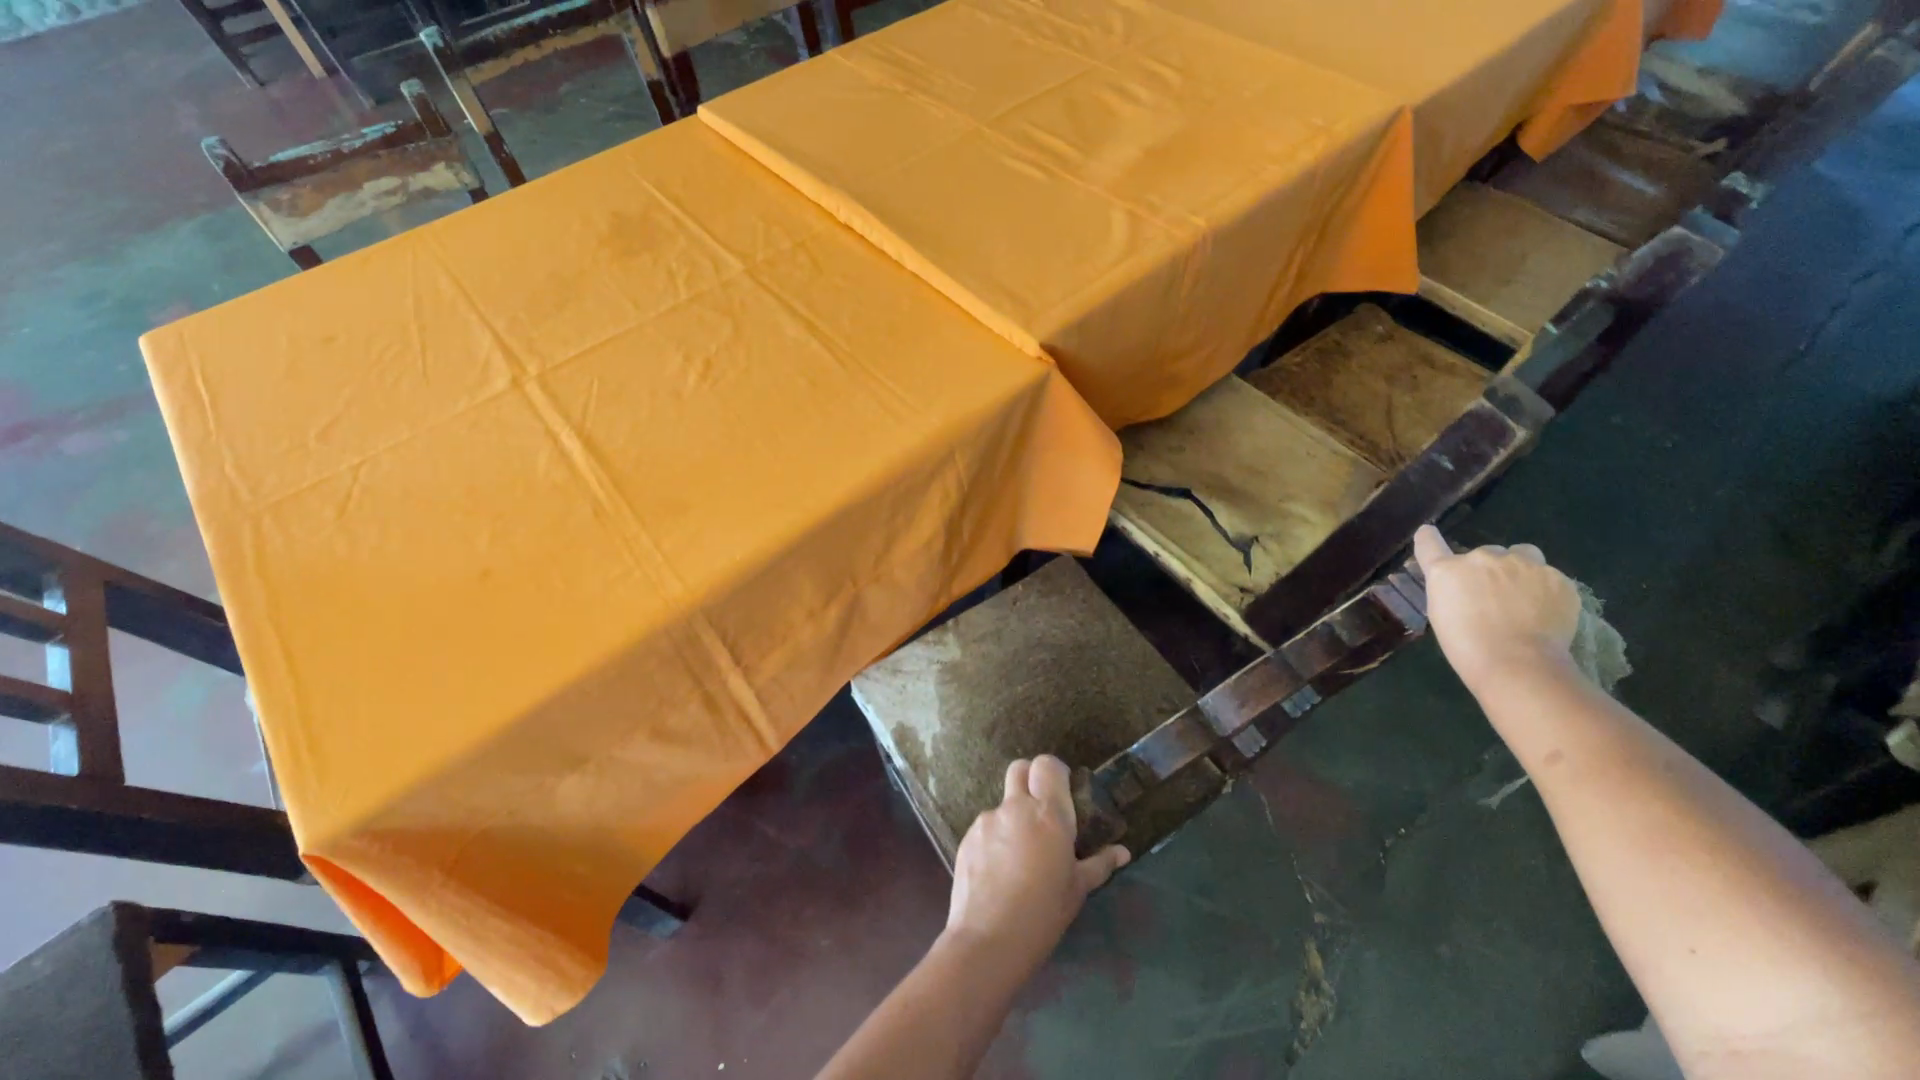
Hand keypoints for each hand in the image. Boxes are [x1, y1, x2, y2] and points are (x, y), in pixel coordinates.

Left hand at [944, 755, 1129, 970]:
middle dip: (1030, 779)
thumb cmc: (1044, 912)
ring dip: (1013, 816)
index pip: (1048, 765)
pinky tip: (999, 870)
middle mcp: (1015, 808)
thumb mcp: (1077, 889)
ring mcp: (987, 821)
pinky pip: (985, 827)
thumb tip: (1122, 852)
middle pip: (1019, 768)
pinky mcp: (966, 838)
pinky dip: (995, 838)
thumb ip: (1099, 864)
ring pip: (1002, 803)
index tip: (1062, 792)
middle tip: (1042, 810)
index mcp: (1049, 815)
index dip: (1055, 772)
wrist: (988, 939)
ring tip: (1020, 855)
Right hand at [1413, 525, 1580, 690]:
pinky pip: (1549, 576)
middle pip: (1484, 553)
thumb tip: (1464, 586)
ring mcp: (1523, 564)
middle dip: (1487, 570)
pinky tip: (1545, 614)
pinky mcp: (1557, 578)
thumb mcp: (1443, 616)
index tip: (1429, 536)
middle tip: (1493, 598)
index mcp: (1447, 571)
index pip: (1428, 542)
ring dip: (1519, 569)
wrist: (1518, 664)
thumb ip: (1451, 591)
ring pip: (1521, 555)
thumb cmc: (1467, 648)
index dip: (1428, 538)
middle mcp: (1482, 558)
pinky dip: (1546, 590)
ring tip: (1524, 596)